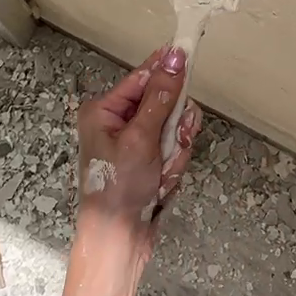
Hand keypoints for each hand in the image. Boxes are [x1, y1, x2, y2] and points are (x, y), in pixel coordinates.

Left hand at [75, 45, 202, 232]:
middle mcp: (118, 121)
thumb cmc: (119, 188)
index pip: (144, 77)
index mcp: (105, 110)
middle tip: (175, 141)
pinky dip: (174, 165)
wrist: (119, 242)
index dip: (167, 69)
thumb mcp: (141, 138)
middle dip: (174, 126)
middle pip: (165, 102)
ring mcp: (136, 142)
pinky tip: (161, 183)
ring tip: (162, 172)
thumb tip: (175, 56)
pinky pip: (175, 148)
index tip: (191, 53)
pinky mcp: (149, 160)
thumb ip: (162, 96)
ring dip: (175, 150)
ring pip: (175, 127)